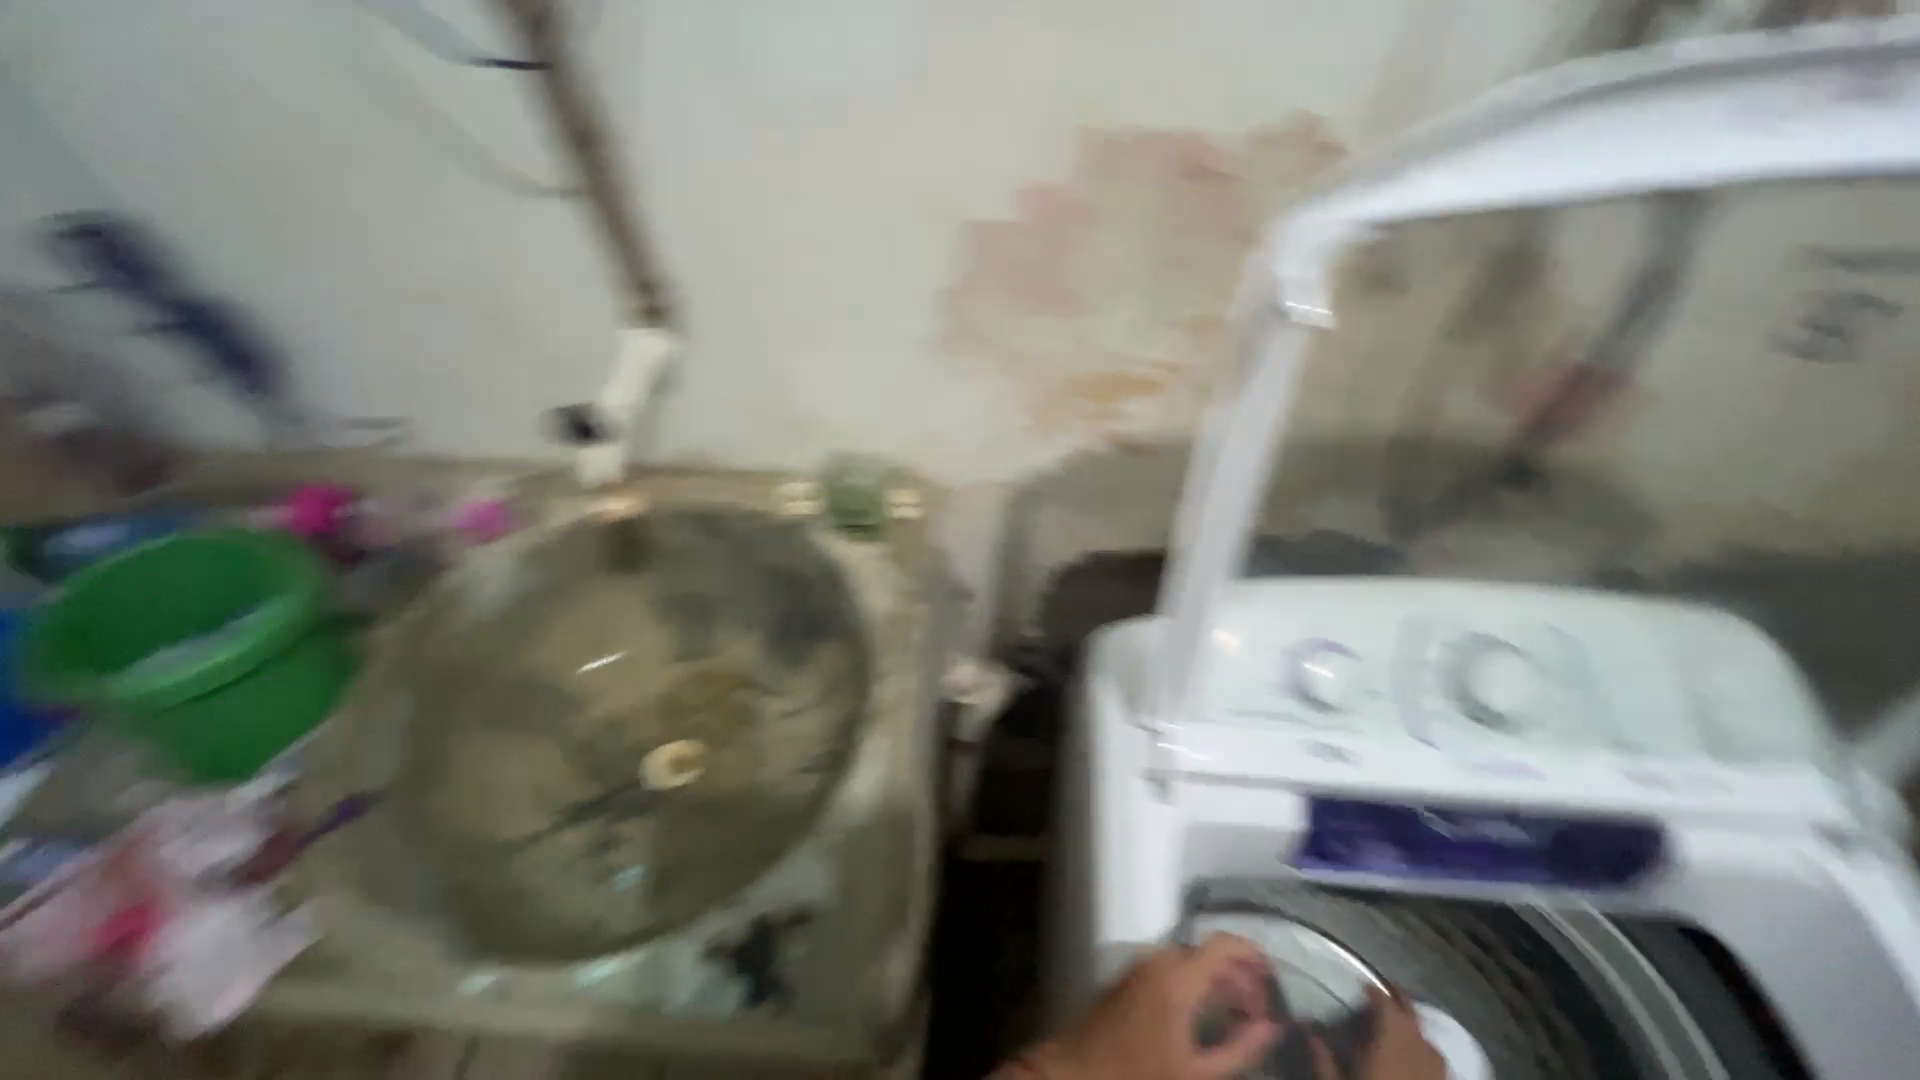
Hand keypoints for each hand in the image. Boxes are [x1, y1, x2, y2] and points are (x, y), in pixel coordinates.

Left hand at [1011, 934, 1282, 1079]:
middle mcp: (1158, 959)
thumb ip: (1240, 1048)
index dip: (1252, 953)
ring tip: (1237, 1014)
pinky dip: (1192, 981)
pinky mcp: (1129, 976)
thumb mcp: (1198, 1070)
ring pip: (1189, 960)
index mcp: (1177, 976)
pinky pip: (1169, 967)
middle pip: (1208, 953)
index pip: (1222, 943)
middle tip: (1259, 1010)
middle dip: (1238, 975)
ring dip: (1216, 979)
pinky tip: (1205, 1011)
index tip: (1273, 975)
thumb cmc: (1139, 1072)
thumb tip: (1271, 1027)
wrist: (1079, 1069)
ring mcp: (1140, 965)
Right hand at [1317, 986, 1446, 1079]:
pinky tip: (1412, 1060)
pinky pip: (1437, 1064)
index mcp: (1390, 1049)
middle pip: (1413, 1019)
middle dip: (1398, 1002)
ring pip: (1429, 1041)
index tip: (1362, 984)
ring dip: (1413, 1027)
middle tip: (1381, 993)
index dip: (1376, 992)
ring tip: (1395, 1024)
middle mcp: (1418, 1056)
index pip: (1387, 1008)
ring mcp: (1437, 1078)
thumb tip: (1309, 1028)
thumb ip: (1323, 1059)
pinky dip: (1425, 1052)